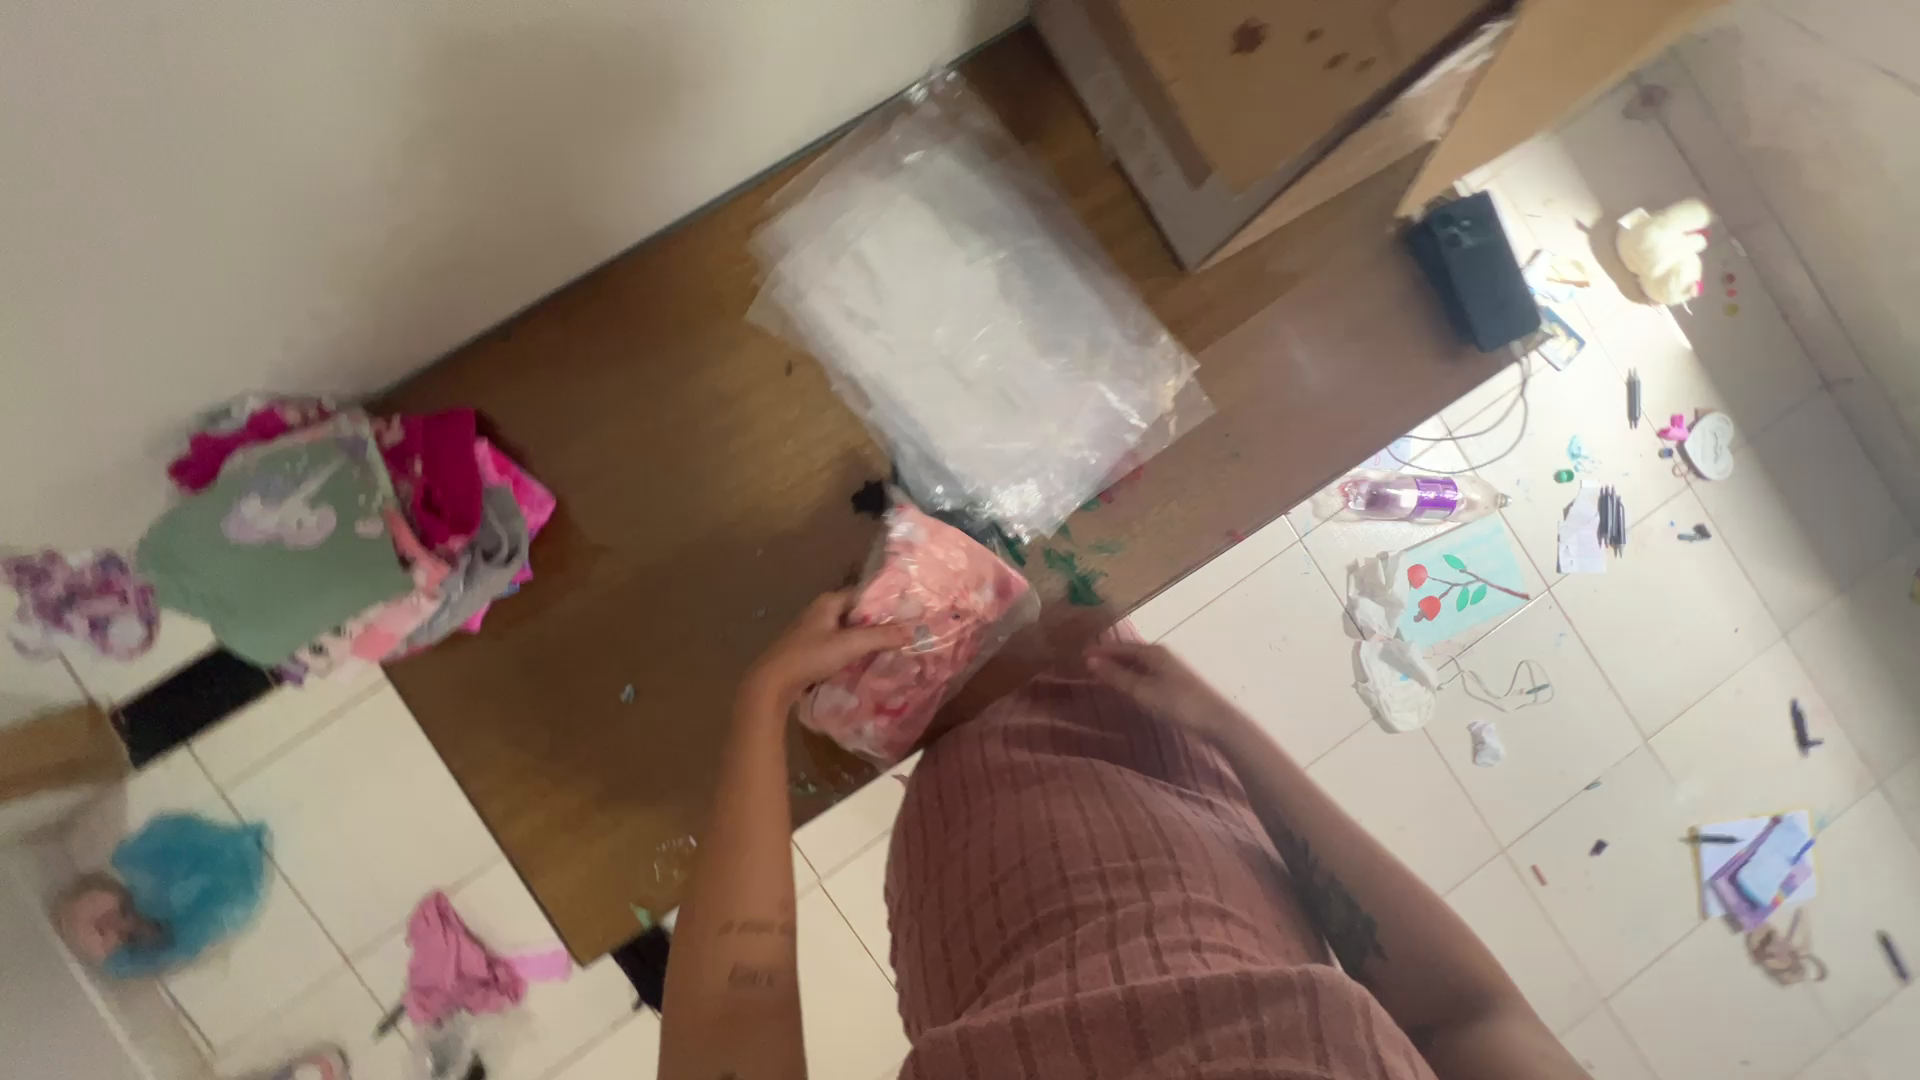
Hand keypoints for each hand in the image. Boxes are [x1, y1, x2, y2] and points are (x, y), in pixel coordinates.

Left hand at [739, 590, 913, 710]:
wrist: (772, 683)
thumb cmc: (810, 656)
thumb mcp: (849, 645)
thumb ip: (881, 636)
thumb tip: (912, 631)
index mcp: (829, 601)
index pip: (865, 595)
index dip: (885, 604)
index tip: (907, 614)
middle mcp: (821, 611)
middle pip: (857, 613)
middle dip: (878, 623)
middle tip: (903, 633)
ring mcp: (813, 630)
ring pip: (848, 630)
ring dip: (866, 639)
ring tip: (890, 648)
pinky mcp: (809, 649)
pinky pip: (838, 645)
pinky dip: (852, 650)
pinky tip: (865, 661)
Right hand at [1085, 641, 1246, 741]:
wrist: (1214, 720)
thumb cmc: (1175, 703)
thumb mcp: (1141, 690)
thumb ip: (1116, 676)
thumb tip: (1090, 661)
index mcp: (1152, 651)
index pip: (1119, 646)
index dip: (1100, 651)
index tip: (1081, 654)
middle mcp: (1161, 654)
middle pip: (1129, 652)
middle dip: (1109, 657)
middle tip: (1089, 665)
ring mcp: (1170, 667)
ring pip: (1139, 663)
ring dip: (1120, 667)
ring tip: (1103, 676)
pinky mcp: (1175, 681)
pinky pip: (1146, 672)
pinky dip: (1132, 676)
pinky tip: (1128, 687)